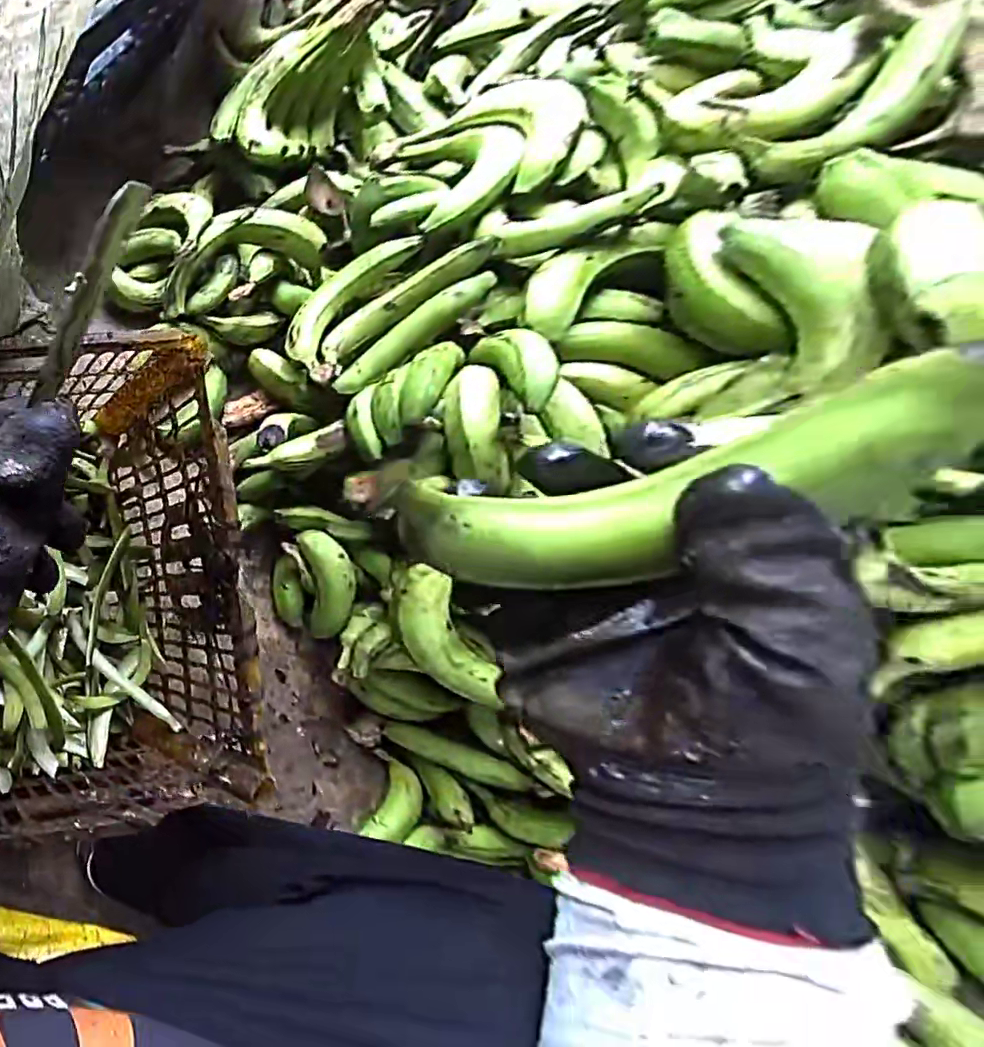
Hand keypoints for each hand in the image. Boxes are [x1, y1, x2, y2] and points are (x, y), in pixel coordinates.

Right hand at [501, 465, 877, 944]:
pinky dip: (457, 560)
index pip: (682, 484)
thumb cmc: (762, 720)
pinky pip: (482, 584)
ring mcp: (570, 595)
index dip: (663, 454)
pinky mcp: (520, 626)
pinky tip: (442, 539)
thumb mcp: (797, 640)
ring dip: (503, 506)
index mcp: (711, 558)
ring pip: (529, 532)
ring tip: (477, 490)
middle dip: (569, 471)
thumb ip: (773, 559)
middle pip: (593, 498)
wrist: (681, 798)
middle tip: (547, 462)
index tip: (640, 442)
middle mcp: (633, 565)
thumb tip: (727, 479)